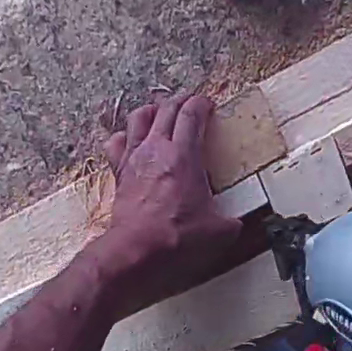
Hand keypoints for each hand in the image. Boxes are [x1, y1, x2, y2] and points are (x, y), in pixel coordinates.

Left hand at [86, 94, 241, 316]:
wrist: (137, 249)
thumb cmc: (176, 237)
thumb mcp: (218, 231)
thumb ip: (230, 221)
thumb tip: (236, 225)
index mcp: (184, 155)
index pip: (192, 113)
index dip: (202, 103)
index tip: (208, 105)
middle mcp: (156, 150)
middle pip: (165, 109)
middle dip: (179, 101)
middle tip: (188, 104)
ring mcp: (134, 159)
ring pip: (137, 119)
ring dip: (150, 111)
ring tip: (158, 112)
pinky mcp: (119, 174)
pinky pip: (115, 144)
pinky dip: (122, 137)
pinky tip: (128, 141)